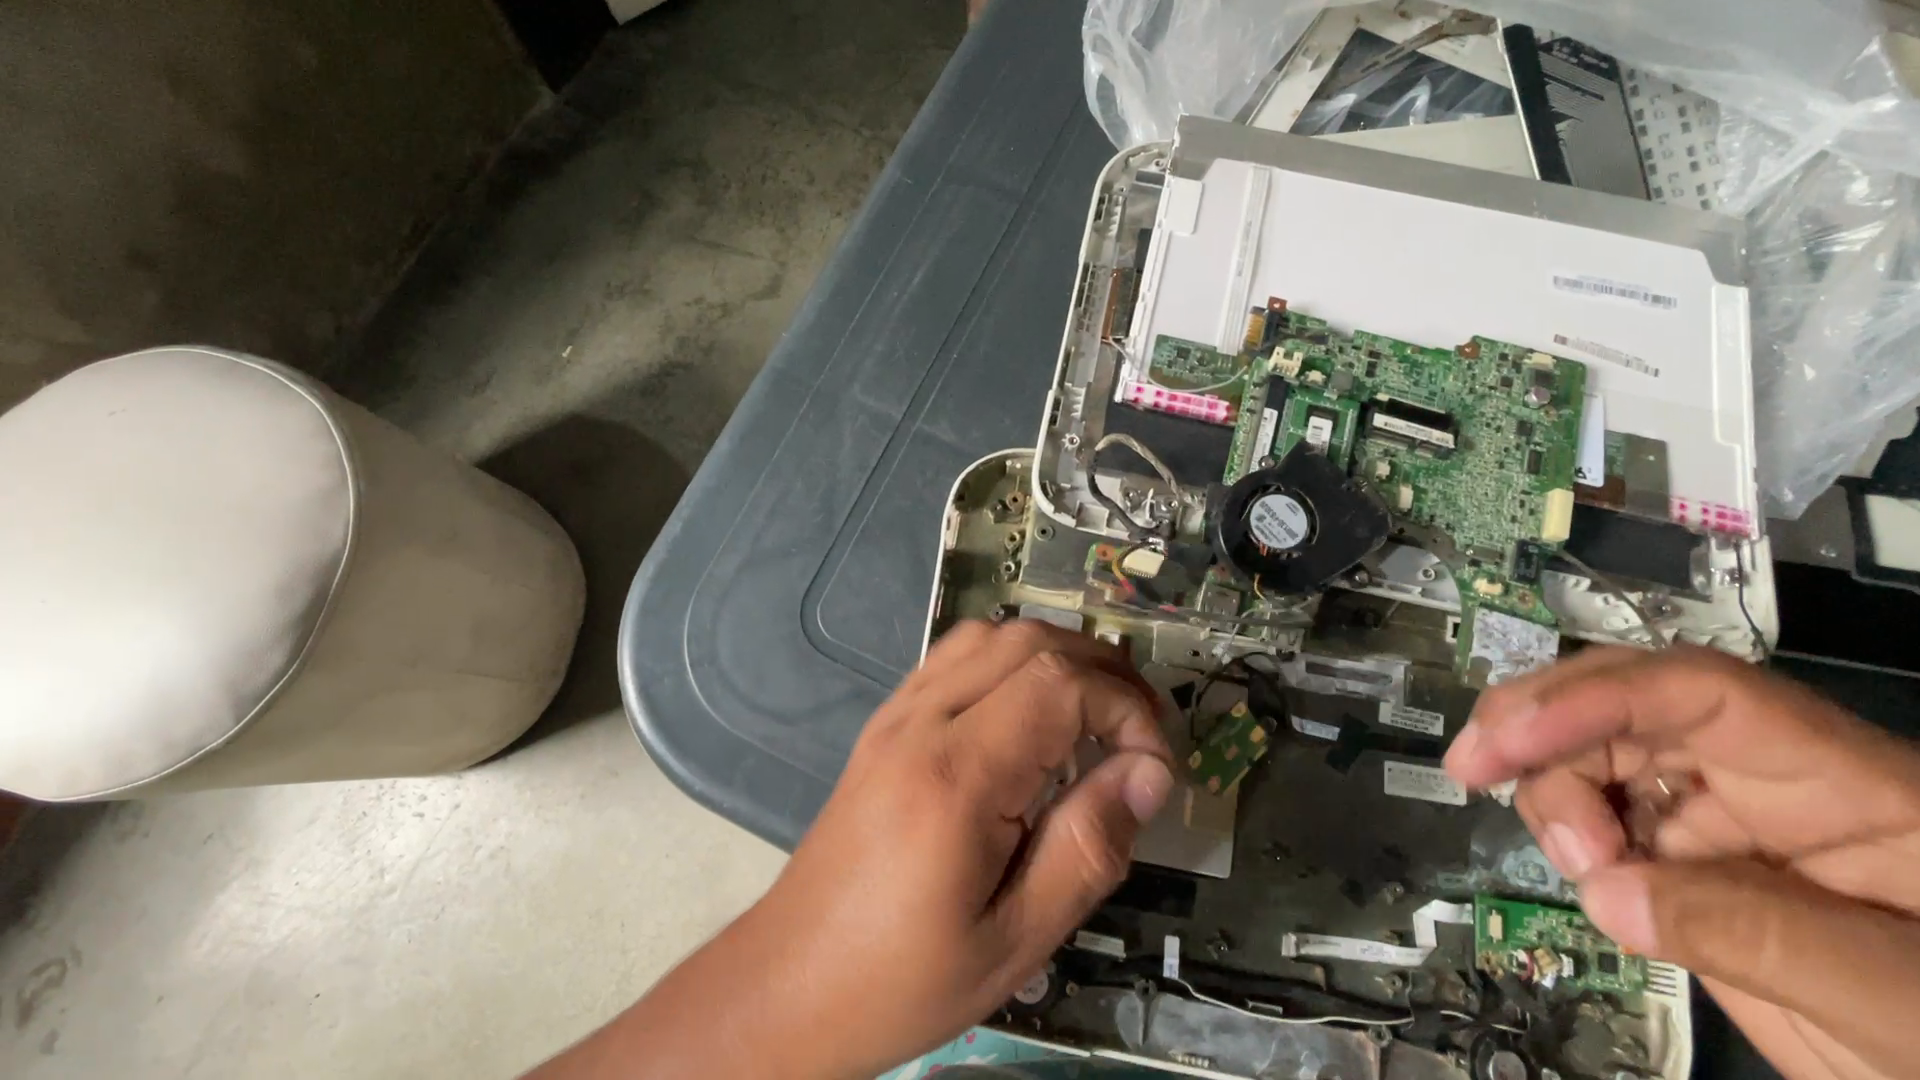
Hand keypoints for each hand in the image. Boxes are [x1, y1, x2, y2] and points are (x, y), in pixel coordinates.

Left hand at [530, 619, 1173, 1079]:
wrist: (791, 981)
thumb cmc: (905, 977)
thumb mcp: (1016, 939)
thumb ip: (1089, 847)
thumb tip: (1150, 773)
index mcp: (956, 776)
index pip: (1060, 684)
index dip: (1126, 709)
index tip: (1153, 769)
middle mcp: (921, 723)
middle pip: (1029, 642)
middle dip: (1103, 671)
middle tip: (1141, 735)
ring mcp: (895, 716)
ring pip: (989, 636)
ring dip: (1056, 656)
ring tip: (1097, 714)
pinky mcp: (883, 724)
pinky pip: (953, 657)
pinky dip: (1009, 661)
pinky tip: (1030, 712)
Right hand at [1445, 646, 1919, 1079]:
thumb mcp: (1900, 1001)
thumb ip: (1759, 937)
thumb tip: (1602, 890)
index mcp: (1844, 783)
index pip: (1701, 695)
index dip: (1594, 698)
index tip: (1504, 740)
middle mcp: (1772, 782)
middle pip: (1627, 708)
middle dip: (1540, 727)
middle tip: (1472, 771)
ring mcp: (1729, 824)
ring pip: (1598, 758)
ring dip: (1554, 793)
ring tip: (1582, 868)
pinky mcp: (1691, 867)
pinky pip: (1603, 821)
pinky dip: (1565, 833)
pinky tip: (1585, 874)